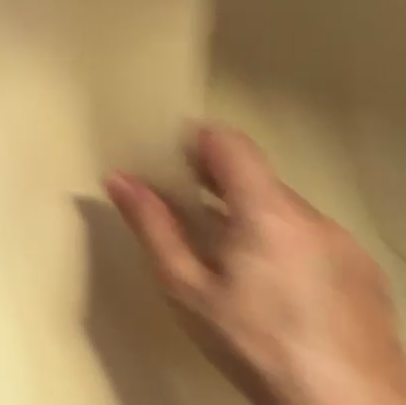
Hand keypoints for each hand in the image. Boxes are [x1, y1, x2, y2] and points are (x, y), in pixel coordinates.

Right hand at [107, 124, 405, 404]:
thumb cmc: (254, 343)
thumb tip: (119, 178)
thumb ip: (152, 225)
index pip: (230, 144)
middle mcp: (316, 221)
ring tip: (219, 255)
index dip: (193, 141)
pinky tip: (265, 284)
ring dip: (247, 215)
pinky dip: (280, 242)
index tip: (163, 160)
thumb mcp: (184, 285)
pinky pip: (312, 238)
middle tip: (177, 211)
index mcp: (270, 214)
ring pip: (284, 209)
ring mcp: (348, 250)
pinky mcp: (366, 278)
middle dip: (213, 185)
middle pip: (256, 177)